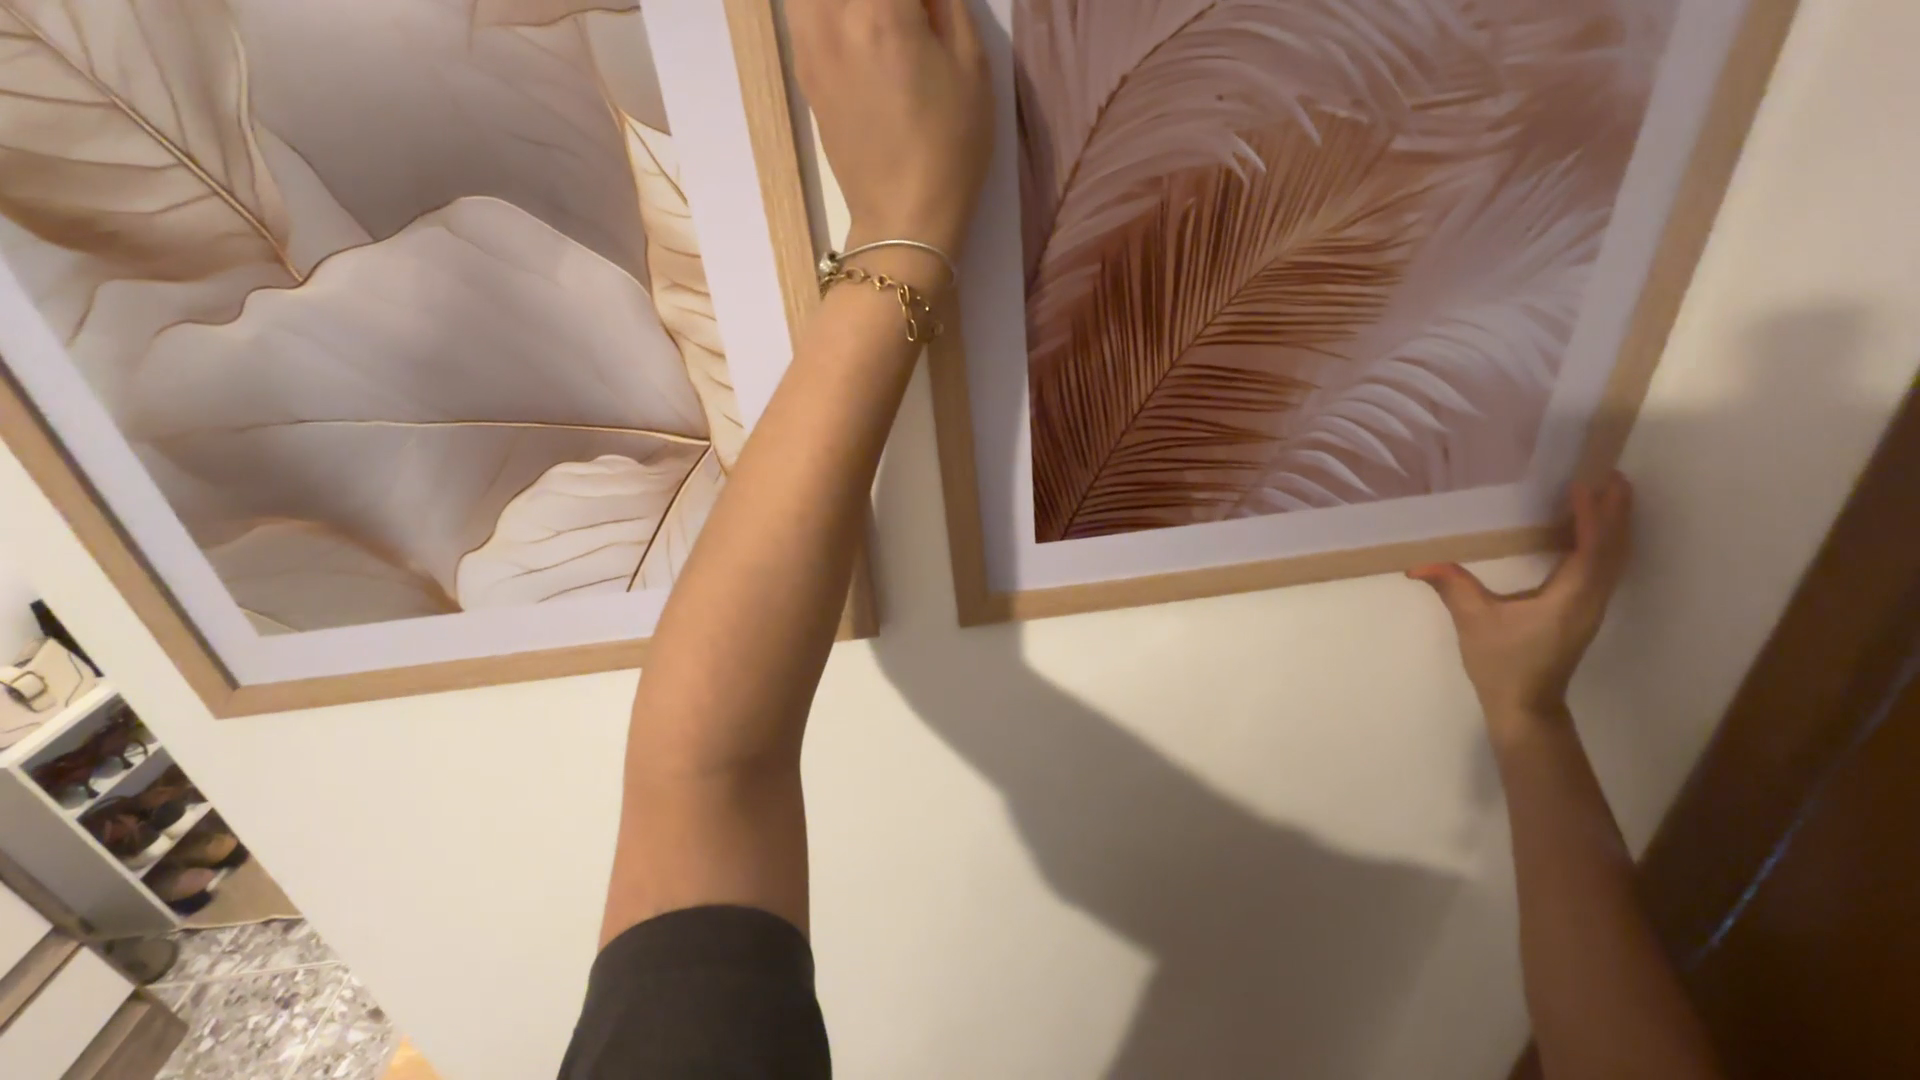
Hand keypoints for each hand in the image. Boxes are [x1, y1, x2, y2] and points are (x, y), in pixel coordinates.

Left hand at [787, 0, 994, 283]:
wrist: (903, 217)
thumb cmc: (950, 148)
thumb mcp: (972, 66)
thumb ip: (946, 3)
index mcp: (882, 10)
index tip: (933, 6)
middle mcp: (833, 16)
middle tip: (911, 15)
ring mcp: (809, 44)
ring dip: (848, 1)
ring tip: (876, 20)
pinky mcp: (803, 70)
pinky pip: (802, 11)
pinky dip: (825, 11)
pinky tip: (853, 27)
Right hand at [1410, 473, 1634, 742]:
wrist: (1526, 706)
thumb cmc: (1503, 664)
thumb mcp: (1473, 622)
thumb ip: (1451, 586)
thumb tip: (1417, 562)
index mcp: (1571, 597)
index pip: (1591, 548)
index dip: (1591, 515)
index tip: (1585, 483)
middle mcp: (1592, 598)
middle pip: (1615, 548)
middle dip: (1616, 511)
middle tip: (1611, 474)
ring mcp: (1593, 607)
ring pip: (1616, 559)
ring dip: (1617, 526)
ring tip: (1612, 494)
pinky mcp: (1585, 612)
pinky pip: (1607, 569)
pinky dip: (1607, 544)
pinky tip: (1595, 535)